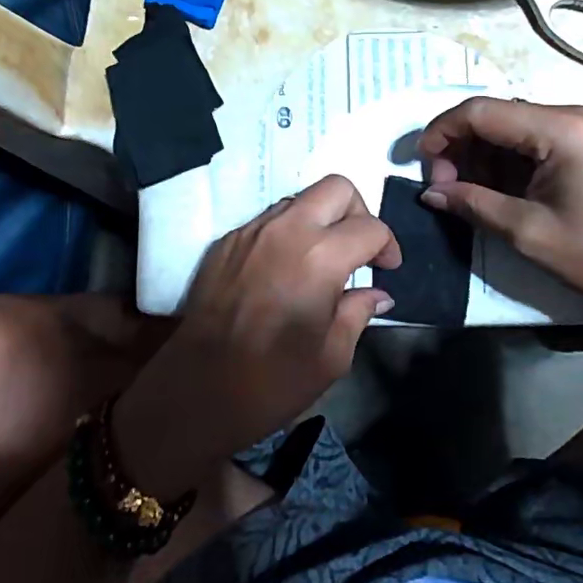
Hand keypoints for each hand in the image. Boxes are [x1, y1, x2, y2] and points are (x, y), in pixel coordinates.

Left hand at [112, 176, 399, 497]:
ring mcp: (251, 231)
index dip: (388, 245)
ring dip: (321, 219)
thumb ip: (359, 312)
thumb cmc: (272, 382)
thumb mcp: (332, 356)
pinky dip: (289, 233)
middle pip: (336, 188)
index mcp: (319, 258)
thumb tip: (377, 293)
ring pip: (300, 199)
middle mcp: (286, 231)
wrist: (194, 394)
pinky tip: (287, 269)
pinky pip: (269, 220)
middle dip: (358, 211)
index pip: (370, 227)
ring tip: (324, 259)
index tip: (388, 269)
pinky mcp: (226, 242)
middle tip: (360, 249)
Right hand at [416, 98, 582, 333]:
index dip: (441, 131)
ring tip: (462, 197)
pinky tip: (490, 195)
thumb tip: (430, 191)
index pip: (481, 111)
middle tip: (442, 190)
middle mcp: (569, 117)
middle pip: (495, 117)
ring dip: (479, 159)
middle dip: (460, 148)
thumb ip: (474, 204)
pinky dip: (504, 168)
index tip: (417, 166)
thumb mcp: (530, 232)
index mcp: (558, 126)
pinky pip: (531, 148)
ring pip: (510, 133)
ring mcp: (579, 134)